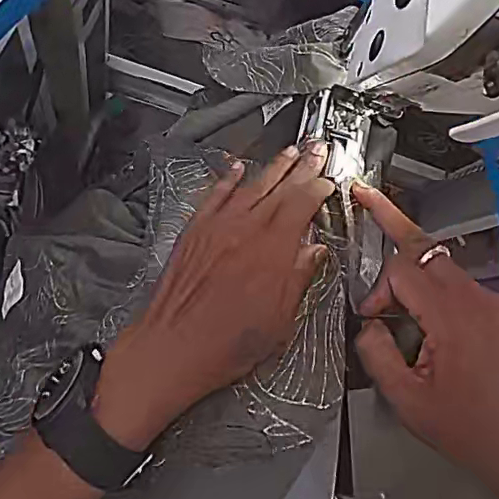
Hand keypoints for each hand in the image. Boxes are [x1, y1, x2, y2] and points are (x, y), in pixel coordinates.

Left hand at [94, 144, 335, 449]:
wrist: (170, 348)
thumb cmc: (223, 343)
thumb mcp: (278, 320)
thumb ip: (298, 279)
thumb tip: (314, 253)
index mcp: (272, 250)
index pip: (302, 204)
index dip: (318, 188)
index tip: (328, 181)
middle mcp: (244, 230)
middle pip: (280, 188)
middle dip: (303, 166)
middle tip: (317, 149)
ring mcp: (217, 227)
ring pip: (251, 185)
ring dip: (273, 166)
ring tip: (289, 151)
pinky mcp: (194, 232)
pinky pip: (214, 195)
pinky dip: (228, 179)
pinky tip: (237, 169)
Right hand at [351, 184, 498, 496]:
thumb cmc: (470, 428)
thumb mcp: (405, 398)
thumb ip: (377, 351)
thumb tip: (369, 325)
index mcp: (454, 317)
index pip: (404, 269)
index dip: (378, 289)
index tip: (370, 315)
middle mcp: (476, 301)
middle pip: (425, 249)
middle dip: (392, 228)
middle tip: (368, 199)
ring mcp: (490, 305)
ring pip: (440, 264)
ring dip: (411, 273)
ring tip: (390, 287)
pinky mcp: (495, 314)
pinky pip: (456, 285)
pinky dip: (431, 290)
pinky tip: (420, 319)